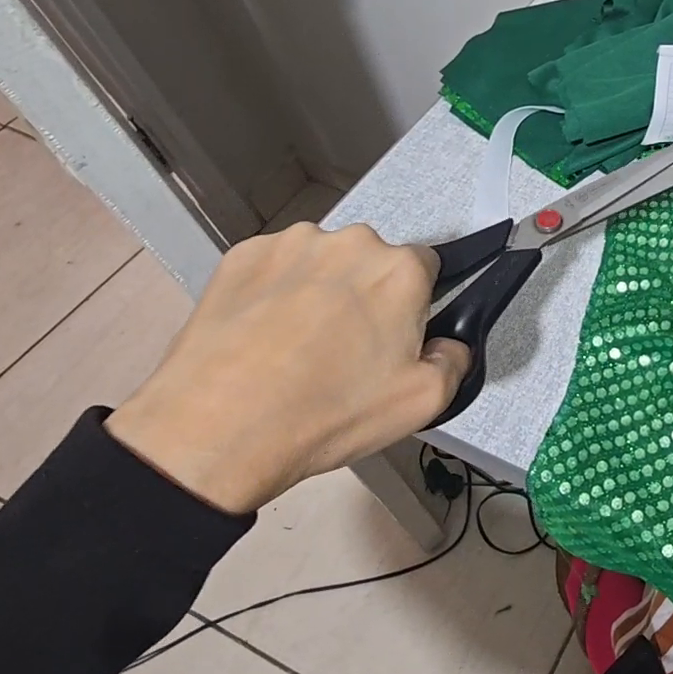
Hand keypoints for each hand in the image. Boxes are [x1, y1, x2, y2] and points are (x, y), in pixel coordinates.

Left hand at [104, 223, 466, 513]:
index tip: (393, 335)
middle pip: (374, 260)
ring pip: (324, 260)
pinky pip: (276, 265)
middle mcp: (352, 242)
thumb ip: (457, 361)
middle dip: (367, 292)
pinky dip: (275, 289)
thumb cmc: (327, 414)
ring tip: (295, 343)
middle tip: (344, 346)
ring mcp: (292, 244)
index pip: (428, 266)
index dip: (414, 303)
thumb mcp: (423, 403)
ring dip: (321, 287)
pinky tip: (262, 333)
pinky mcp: (242, 255)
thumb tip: (450, 344)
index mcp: (401, 270)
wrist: (215, 431)